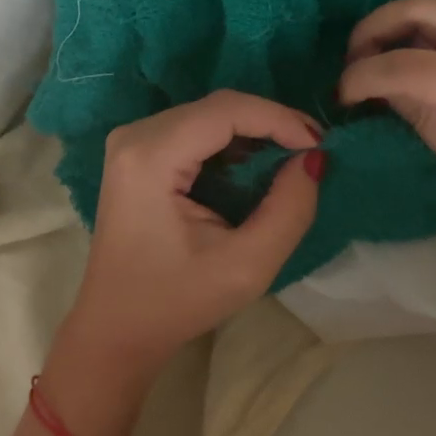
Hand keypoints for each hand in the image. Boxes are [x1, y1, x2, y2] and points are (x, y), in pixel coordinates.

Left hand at [65, 89, 324, 370]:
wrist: (115, 328)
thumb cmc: (175, 302)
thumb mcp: (245, 267)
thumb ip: (287, 210)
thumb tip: (314, 159)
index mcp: (150, 156)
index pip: (224, 111)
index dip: (277, 118)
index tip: (321, 144)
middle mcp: (135, 135)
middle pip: (215, 107)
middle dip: (269, 121)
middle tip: (315, 149)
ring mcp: (131, 140)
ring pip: (206, 114)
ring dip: (253, 129)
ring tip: (295, 155)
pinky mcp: (136, 152)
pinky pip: (193, 129)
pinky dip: (230, 140)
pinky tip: (259, 162)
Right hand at [337, 0, 435, 275]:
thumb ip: (427, 120)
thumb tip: (381, 88)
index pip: (410, 63)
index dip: (363, 76)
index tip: (339, 98)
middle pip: (424, 6)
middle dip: (374, 27)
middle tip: (350, 64)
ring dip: (400, 27)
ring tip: (376, 67)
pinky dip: (429, 36)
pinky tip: (417, 68)